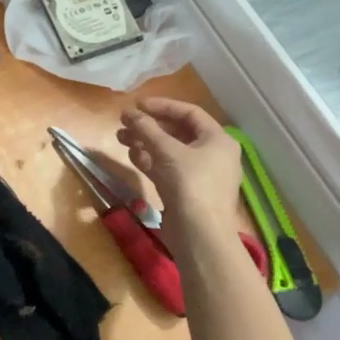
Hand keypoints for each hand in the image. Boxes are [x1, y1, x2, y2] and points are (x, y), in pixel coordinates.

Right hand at [117, 98, 244, 256]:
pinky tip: (132, 157)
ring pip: (170, 151)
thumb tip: (128, 112)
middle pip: (178, 132)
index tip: (136, 105)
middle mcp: (213, 154)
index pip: (189, 113)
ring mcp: (201, 174)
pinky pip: (168, 168)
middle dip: (149, 126)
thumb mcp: (166, 150)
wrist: (200, 234)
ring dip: (145, 142)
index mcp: (218, 140)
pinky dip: (151, 160)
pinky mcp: (188, 191)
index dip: (162, 105)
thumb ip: (146, 128)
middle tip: (124, 123)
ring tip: (121, 139)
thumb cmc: (190, 183)